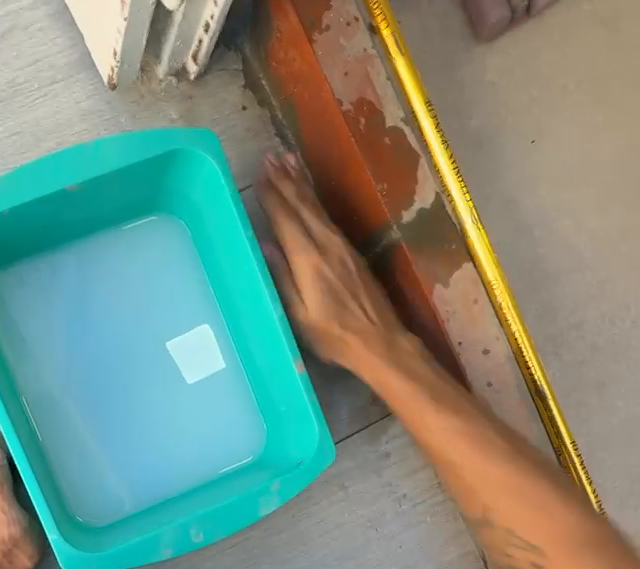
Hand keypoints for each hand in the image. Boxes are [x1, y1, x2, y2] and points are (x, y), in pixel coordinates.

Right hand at [259, 151, 425, 381]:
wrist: (380, 341)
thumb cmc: (334, 336)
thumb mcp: (299, 316)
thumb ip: (282, 277)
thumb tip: (265, 245)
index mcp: (309, 259)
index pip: (286, 219)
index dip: (272, 195)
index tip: (259, 174)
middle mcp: (326, 244)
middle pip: (302, 205)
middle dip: (285, 180)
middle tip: (270, 157)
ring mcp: (342, 246)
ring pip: (316, 207)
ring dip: (300, 184)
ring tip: (287, 161)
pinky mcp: (351, 252)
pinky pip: (327, 216)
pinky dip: (314, 200)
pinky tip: (309, 195)